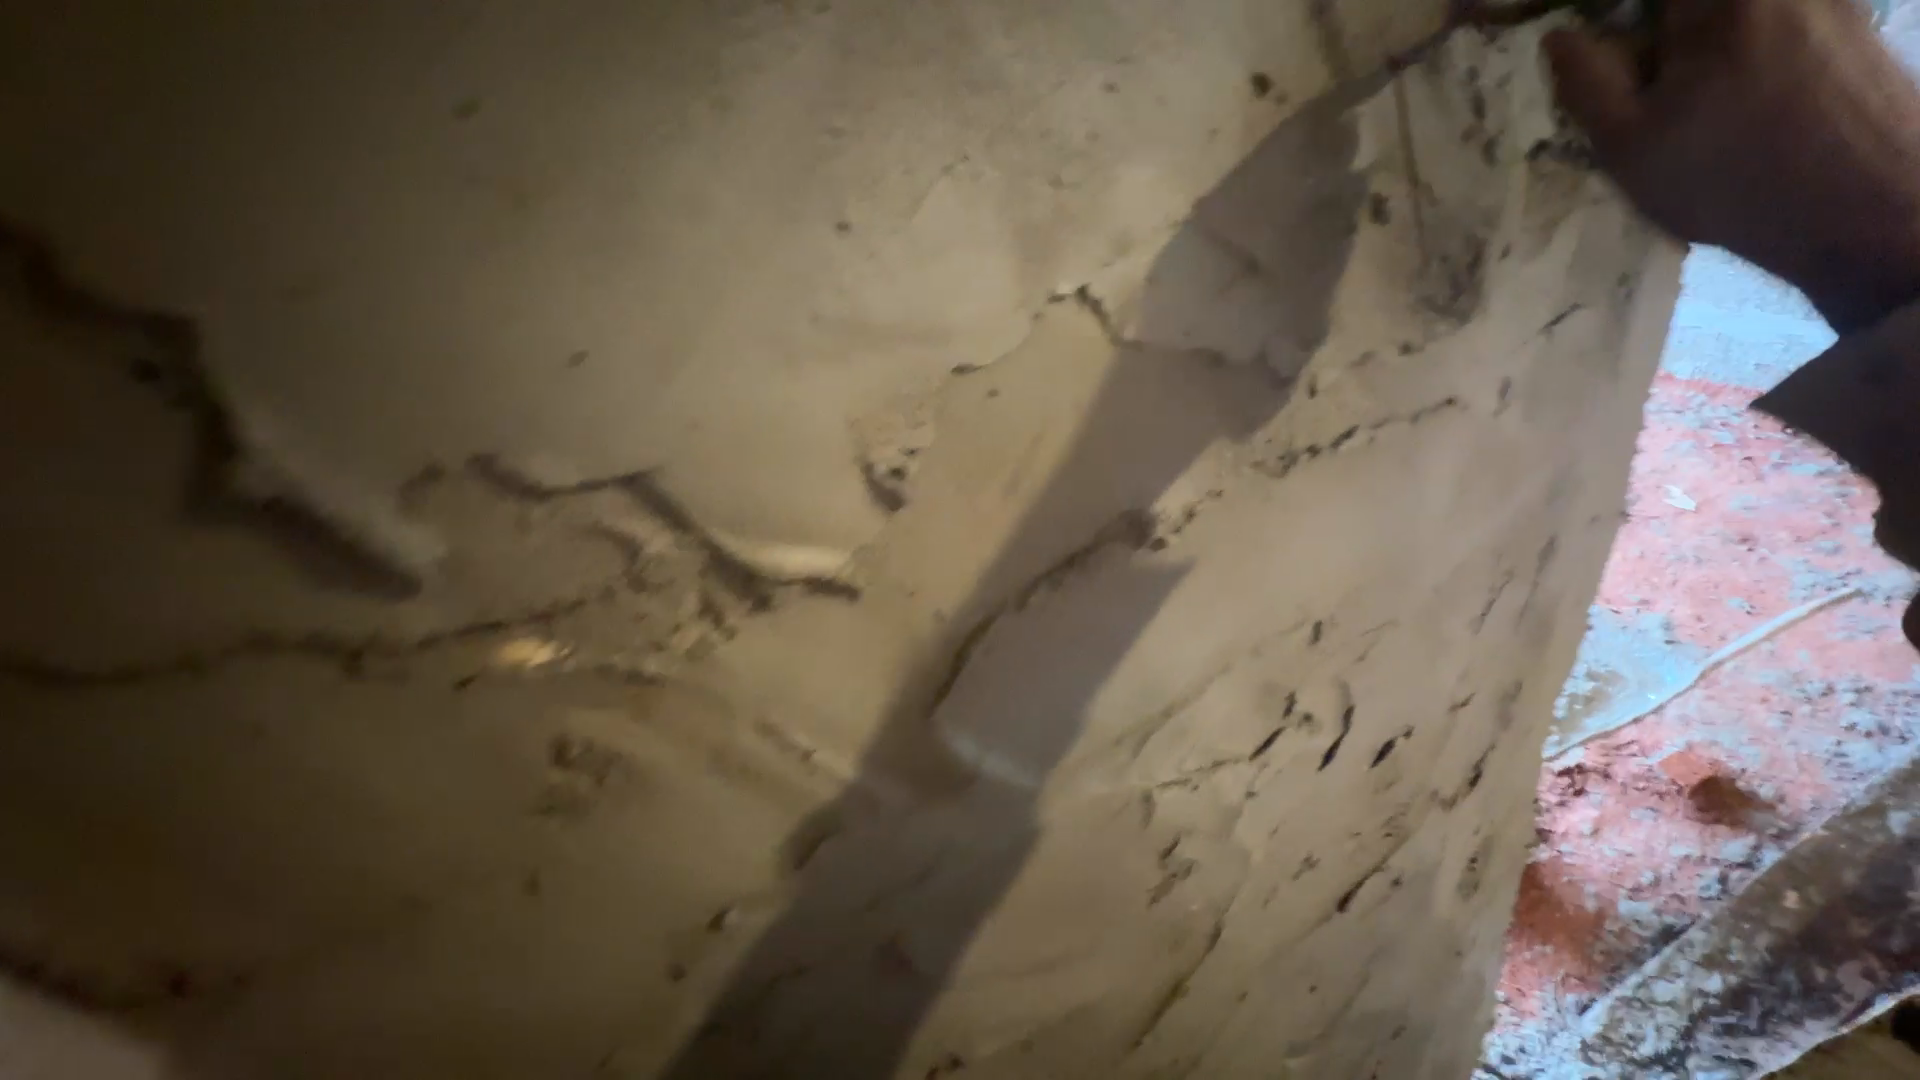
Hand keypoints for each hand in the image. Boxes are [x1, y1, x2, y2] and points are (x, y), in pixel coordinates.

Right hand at [1545, 0, 1919, 331]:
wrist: (1857, 202)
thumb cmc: (1722, 177)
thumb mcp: (1627, 143)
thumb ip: (1587, 81)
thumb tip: (1558, 36)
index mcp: (1716, 4)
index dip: (1607, 11)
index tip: (1582, 30)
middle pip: (1688, 1)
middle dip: (1648, 21)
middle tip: (1620, 64)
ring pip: (1730, 12)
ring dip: (1690, 35)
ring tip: (1671, 86)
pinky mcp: (1850, 22)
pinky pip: (1772, 18)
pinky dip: (1735, 41)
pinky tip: (1728, 91)